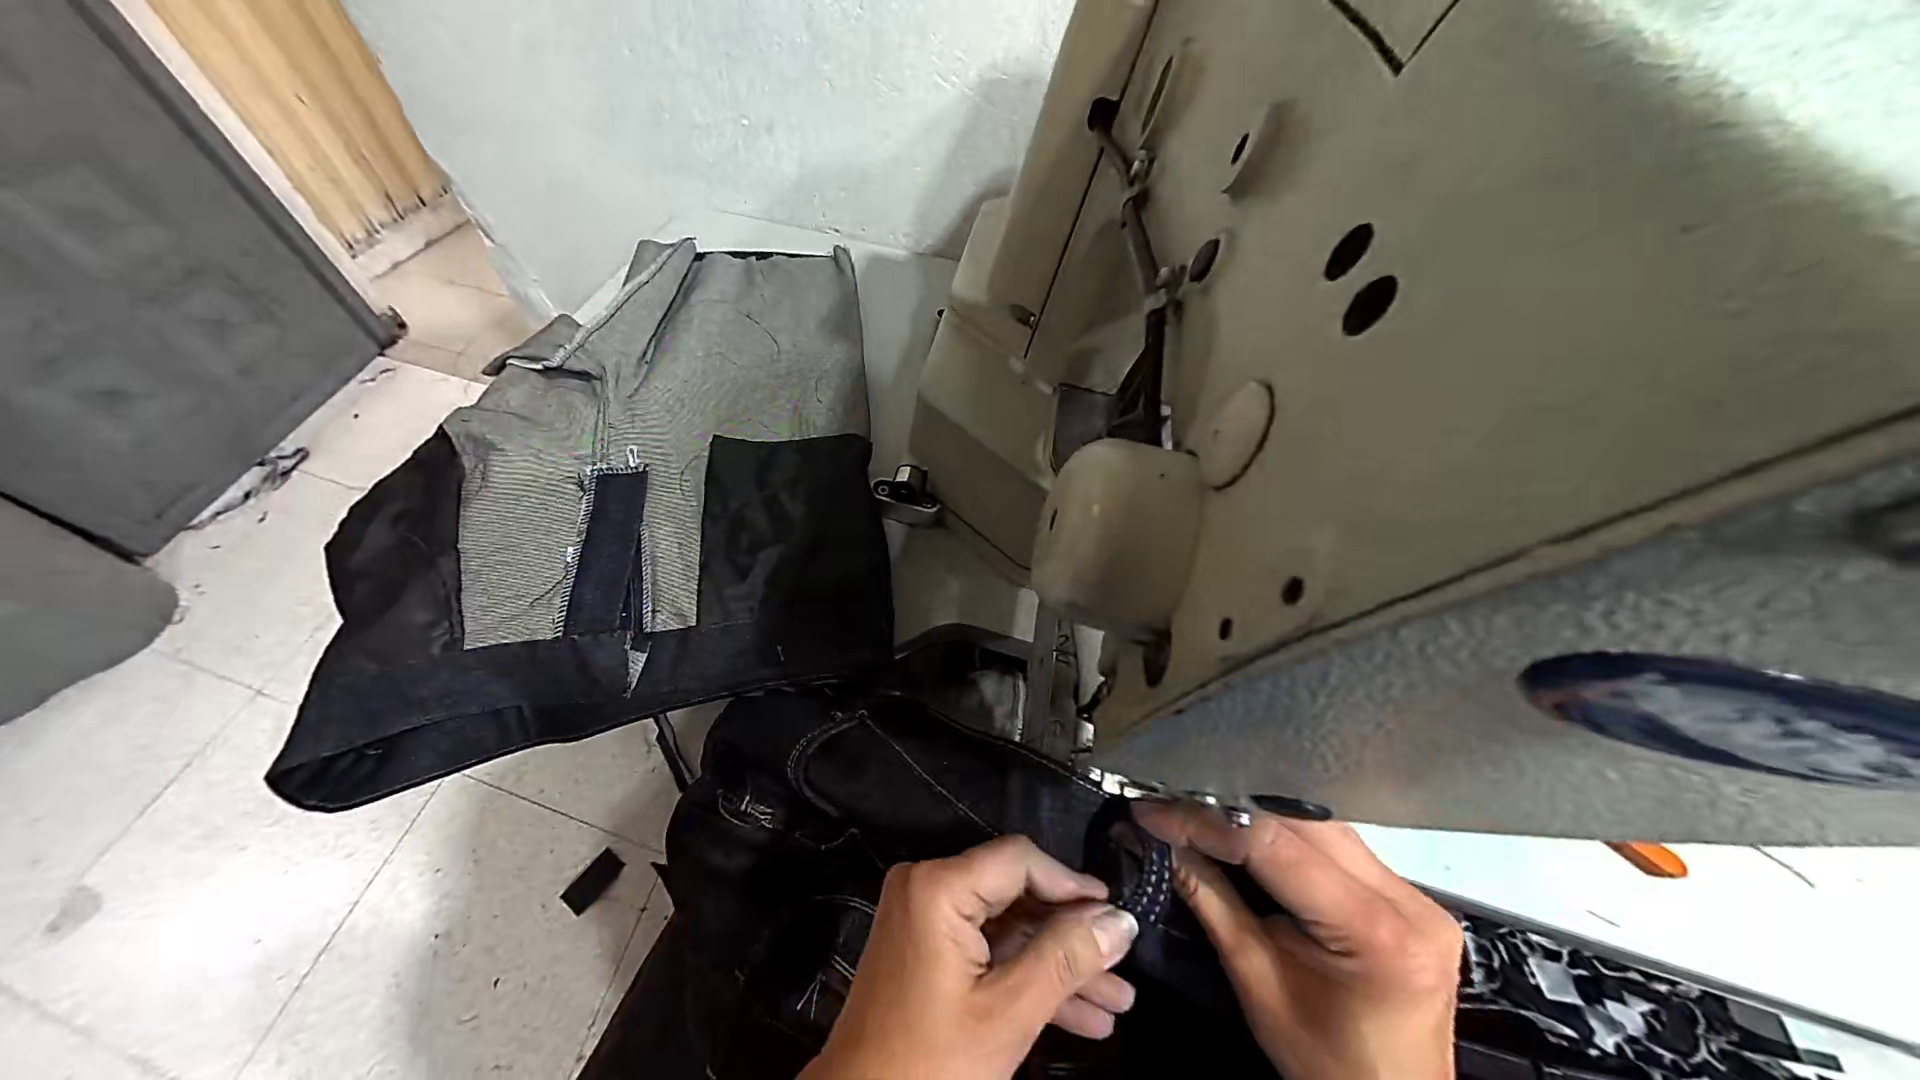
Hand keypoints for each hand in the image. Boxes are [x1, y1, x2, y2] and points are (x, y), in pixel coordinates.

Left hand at [802, 835, 1140, 1079]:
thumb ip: (1067, 959)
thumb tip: (1120, 921)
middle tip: (1121, 966)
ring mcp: (926, 916)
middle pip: (1017, 893)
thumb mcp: (1007, 1013)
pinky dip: (1027, 975)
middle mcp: (928, 886)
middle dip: (1071, 936)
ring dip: (1058, 963)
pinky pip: (988, 947)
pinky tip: (1080, 1015)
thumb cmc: (929, 1065)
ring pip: (1008, 926)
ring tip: (1115, 1001)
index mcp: (938, 886)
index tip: (1115, 913)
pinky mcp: (928, 947)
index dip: (1072, 884)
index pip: (1019, 860)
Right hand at [1134, 802, 1462, 1079]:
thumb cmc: (1326, 1063)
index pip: (1274, 845)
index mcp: (1375, 933)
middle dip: (1228, 810)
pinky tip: (1249, 834)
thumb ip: (1210, 899)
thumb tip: (1164, 840)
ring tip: (1202, 817)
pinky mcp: (1412, 896)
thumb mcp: (1255, 981)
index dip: (1207, 822)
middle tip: (1173, 808)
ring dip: (1256, 815)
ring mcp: (1417, 896)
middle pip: (1300, 823)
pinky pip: (1338, 842)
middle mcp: (1407, 902)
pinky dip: (1286, 833)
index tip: (1157, 812)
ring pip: (1319, 823)